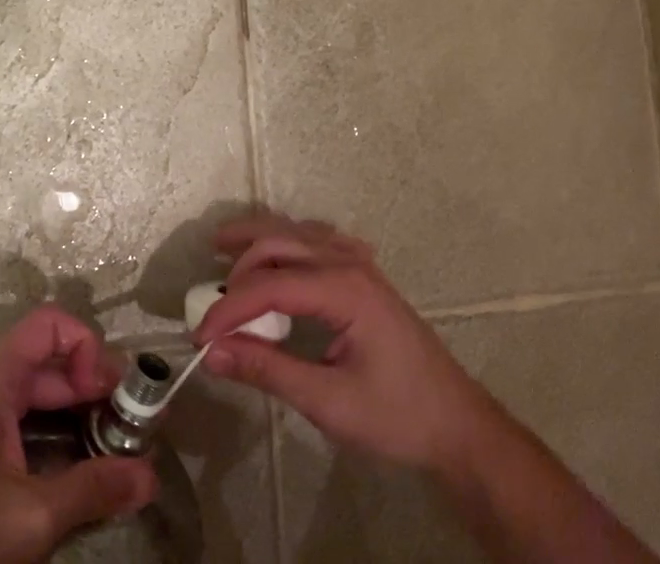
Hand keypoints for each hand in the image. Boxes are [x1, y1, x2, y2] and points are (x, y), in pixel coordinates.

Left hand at [0, 305, 158, 563]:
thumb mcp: (30, 515)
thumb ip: (93, 490)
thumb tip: (148, 477)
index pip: (49, 326)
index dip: (88, 347)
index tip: (110, 394)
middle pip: (47, 360)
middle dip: (93, 385)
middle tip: (130, 425)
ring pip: (33, 390)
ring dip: (75, 409)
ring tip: (110, 444)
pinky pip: (15, 413)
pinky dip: (50, 425)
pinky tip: (72, 459)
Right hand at [191, 214, 493, 470]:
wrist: (459, 426)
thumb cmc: (397, 417)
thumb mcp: (327, 401)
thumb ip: (268, 370)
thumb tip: (213, 353)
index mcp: (344, 291)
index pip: (268, 286)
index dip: (228, 310)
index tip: (200, 339)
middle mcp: (351, 265)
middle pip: (278, 243)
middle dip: (236, 268)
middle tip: (208, 304)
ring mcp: (362, 266)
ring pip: (298, 232)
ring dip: (258, 240)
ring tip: (221, 249)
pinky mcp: (367, 277)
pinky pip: (319, 240)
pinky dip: (289, 241)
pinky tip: (277, 257)